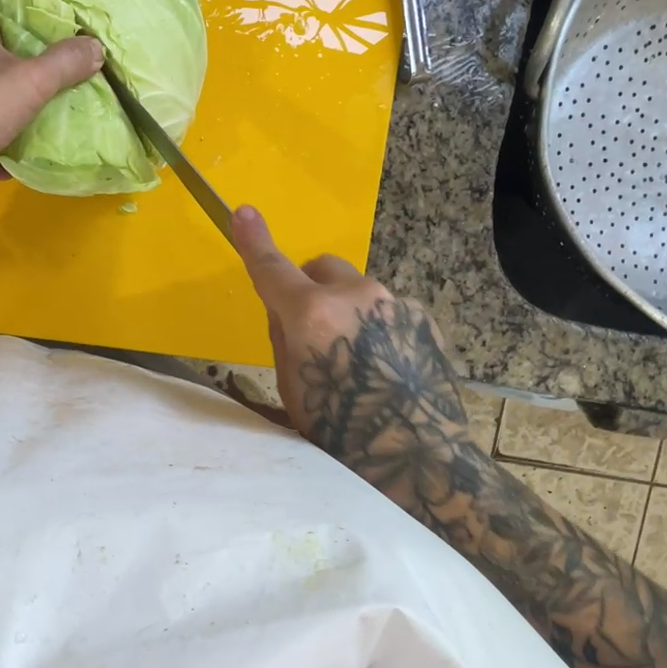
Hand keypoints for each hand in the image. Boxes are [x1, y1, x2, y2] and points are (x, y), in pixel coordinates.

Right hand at [232, 205, 472, 451]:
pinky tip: (386, 368)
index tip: (243, 213)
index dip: (254, 242)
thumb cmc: (340, 430)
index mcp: (311, 314)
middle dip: (310, 288)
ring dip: (347, 310)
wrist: (418, 454)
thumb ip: (285, 339)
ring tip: (357, 361)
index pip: (273, 269)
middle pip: (321, 268)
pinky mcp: (424, 317)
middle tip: (310, 329)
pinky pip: (388, 310)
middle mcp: (355, 295)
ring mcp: (395, 303)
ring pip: (358, 291)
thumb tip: (286, 311)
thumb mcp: (291, 389)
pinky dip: (377, 327)